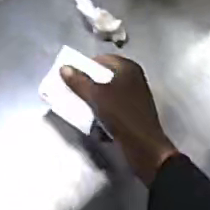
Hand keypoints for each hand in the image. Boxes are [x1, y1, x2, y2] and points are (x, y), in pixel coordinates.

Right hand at [62, 55, 177, 184]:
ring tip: (82, 105)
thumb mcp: (95, 96)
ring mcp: (136, 97)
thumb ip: (78, 81)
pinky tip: (95, 119)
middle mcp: (134, 79)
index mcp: (128, 68)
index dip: (86, 66)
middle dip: (89, 83)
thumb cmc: (121, 115)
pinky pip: (114, 106)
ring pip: (108, 92)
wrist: (145, 149)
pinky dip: (104, 110)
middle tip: (75, 89)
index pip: (101, 59)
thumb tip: (64, 68)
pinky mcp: (135, 113)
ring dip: (95, 98)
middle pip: (104, 76)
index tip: (73, 76)